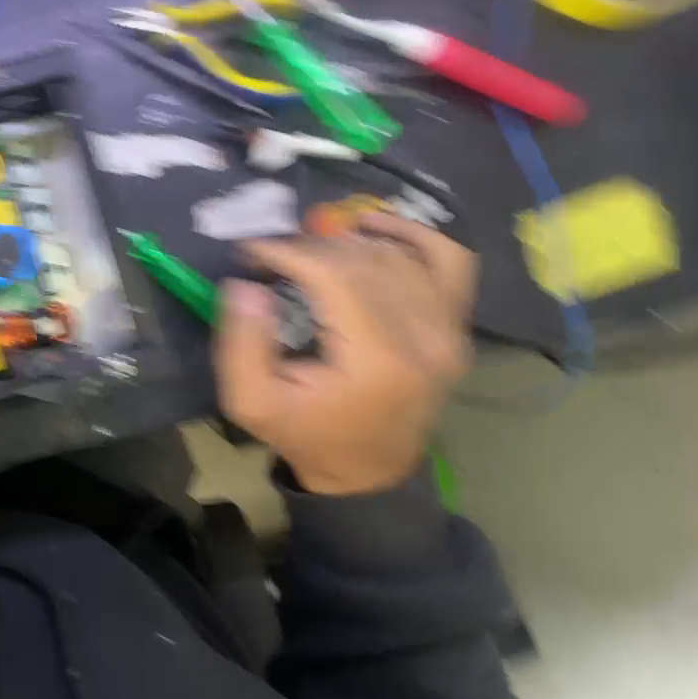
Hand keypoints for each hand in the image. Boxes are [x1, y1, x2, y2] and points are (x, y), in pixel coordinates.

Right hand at [215, 213, 475, 495]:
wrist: (365, 471)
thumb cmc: (303, 434)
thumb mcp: (250, 401)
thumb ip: (241, 344)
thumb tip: (244, 285)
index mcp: (377, 358)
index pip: (335, 275)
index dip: (288, 252)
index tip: (248, 252)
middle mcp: (426, 337)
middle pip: (366, 260)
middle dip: (309, 245)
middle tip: (269, 254)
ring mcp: (450, 330)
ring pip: (401, 256)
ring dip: (348, 241)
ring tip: (307, 249)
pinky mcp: (456, 327)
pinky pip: (450, 261)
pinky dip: (414, 236)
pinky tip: (375, 227)